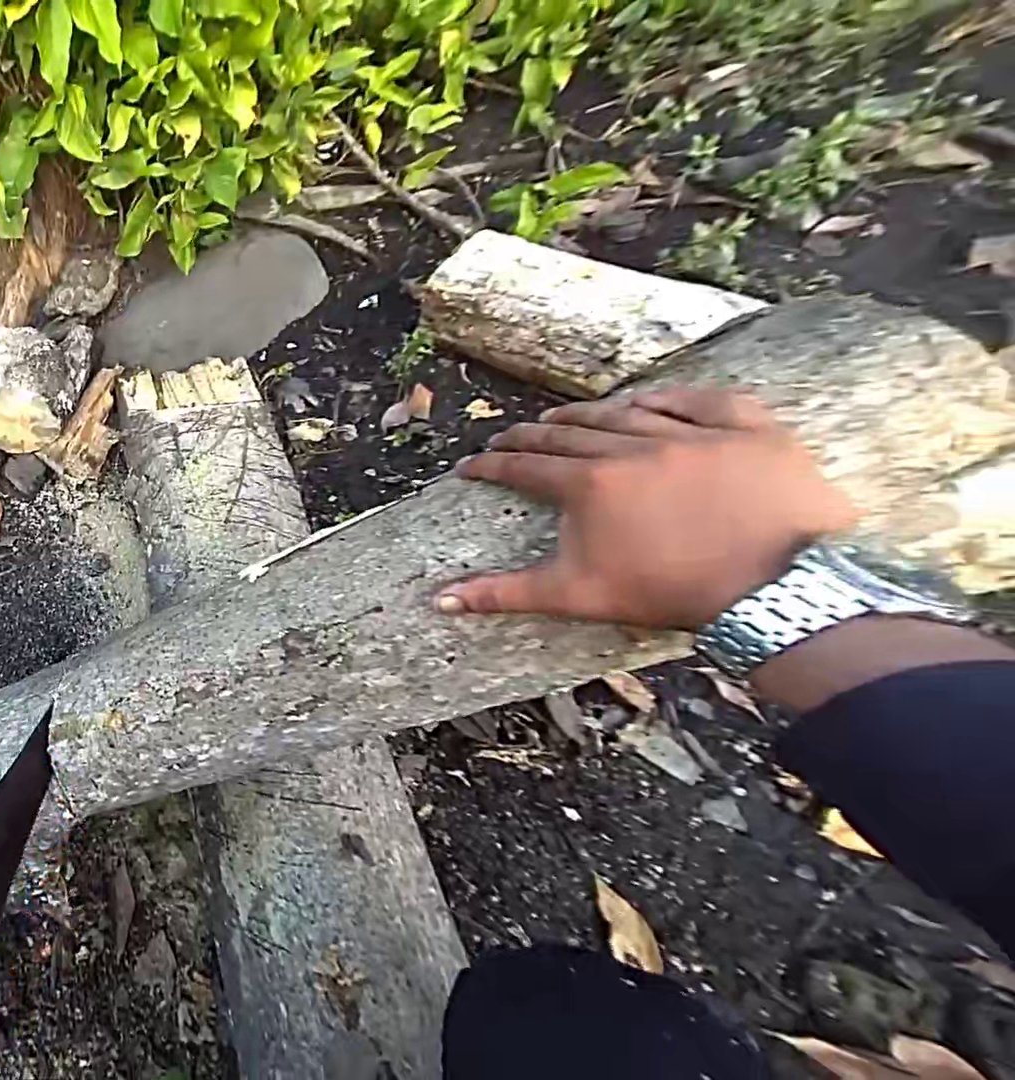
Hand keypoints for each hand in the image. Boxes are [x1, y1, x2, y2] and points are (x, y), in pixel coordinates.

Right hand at [435, 388, 855, 629]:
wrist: (781, 594)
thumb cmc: (666, 593)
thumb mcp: (573, 595)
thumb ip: (502, 593)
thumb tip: (438, 601)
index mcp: (589, 484)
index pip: (522, 466)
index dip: (488, 466)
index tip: (469, 467)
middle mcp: (633, 449)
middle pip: (565, 434)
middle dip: (526, 437)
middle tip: (505, 440)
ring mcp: (695, 436)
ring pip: (624, 412)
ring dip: (583, 414)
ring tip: (559, 417)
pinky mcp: (753, 433)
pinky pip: (704, 401)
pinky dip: (669, 398)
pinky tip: (645, 401)